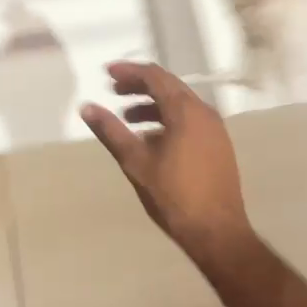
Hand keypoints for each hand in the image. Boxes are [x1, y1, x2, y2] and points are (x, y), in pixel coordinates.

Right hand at [81, 62, 252, 259]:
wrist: (219, 234)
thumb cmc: (174, 196)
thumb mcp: (135, 162)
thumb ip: (111, 131)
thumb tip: (86, 107)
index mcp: (185, 110)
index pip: (154, 76)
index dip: (129, 71)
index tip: (107, 74)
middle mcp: (203, 111)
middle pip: (168, 86)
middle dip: (139, 85)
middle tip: (114, 92)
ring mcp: (215, 129)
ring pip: (180, 103)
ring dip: (153, 104)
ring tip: (128, 118)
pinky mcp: (219, 146)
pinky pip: (190, 119)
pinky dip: (168, 119)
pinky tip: (152, 139)